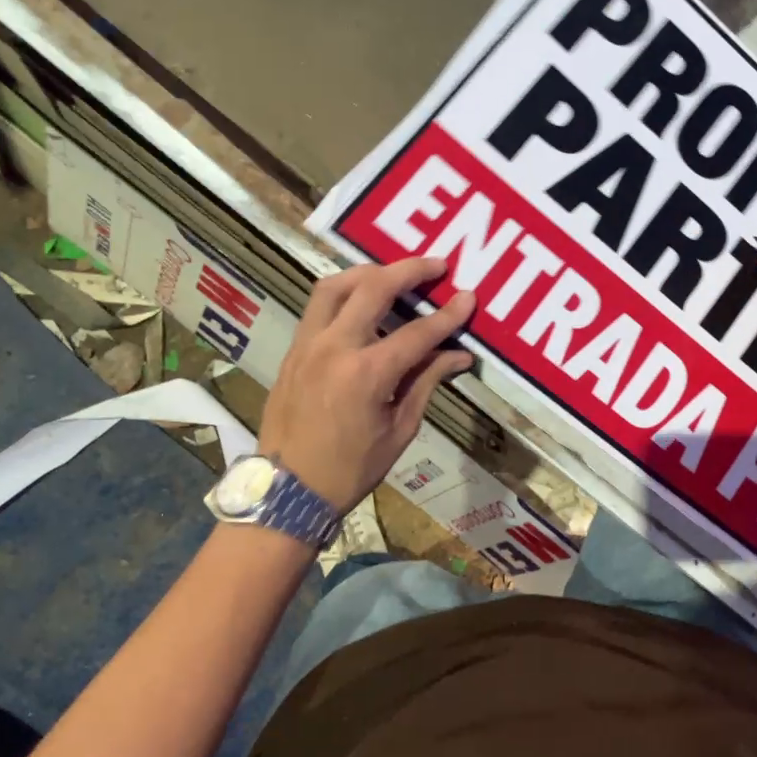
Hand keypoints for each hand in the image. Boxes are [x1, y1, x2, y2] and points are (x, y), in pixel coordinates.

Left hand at [257, 257, 474, 510]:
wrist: (287, 491)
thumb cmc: (351, 469)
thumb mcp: (399, 430)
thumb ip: (426, 383)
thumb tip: (458, 356)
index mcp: (366, 374)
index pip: (417, 332)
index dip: (447, 314)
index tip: (469, 296)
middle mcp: (334, 348)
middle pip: (373, 289)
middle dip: (409, 271)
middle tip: (437, 265)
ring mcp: (308, 345)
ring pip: (336, 286)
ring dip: (369, 273)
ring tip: (395, 274)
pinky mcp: (293, 350)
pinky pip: (319, 307)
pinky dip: (345, 294)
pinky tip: (364, 301)